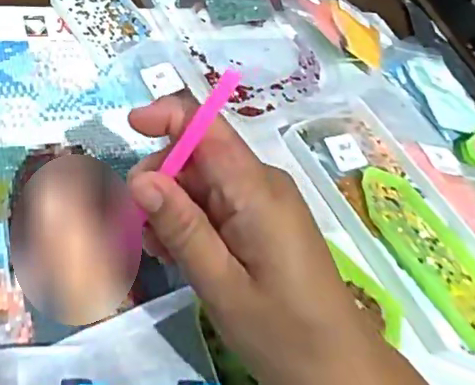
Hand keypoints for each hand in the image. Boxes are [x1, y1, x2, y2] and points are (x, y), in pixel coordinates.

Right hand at [127, 96, 419, 384]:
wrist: (344, 375)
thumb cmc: (286, 334)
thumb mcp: (223, 287)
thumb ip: (181, 228)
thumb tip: (139, 177)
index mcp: (256, 189)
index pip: (207, 124)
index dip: (166, 114)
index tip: (130, 127)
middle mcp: (260, 181)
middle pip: (196, 154)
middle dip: (158, 178)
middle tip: (135, 226)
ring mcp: (262, 199)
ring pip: (200, 179)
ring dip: (169, 204)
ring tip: (154, 249)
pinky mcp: (261, 219)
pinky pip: (215, 201)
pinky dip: (188, 218)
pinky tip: (175, 253)